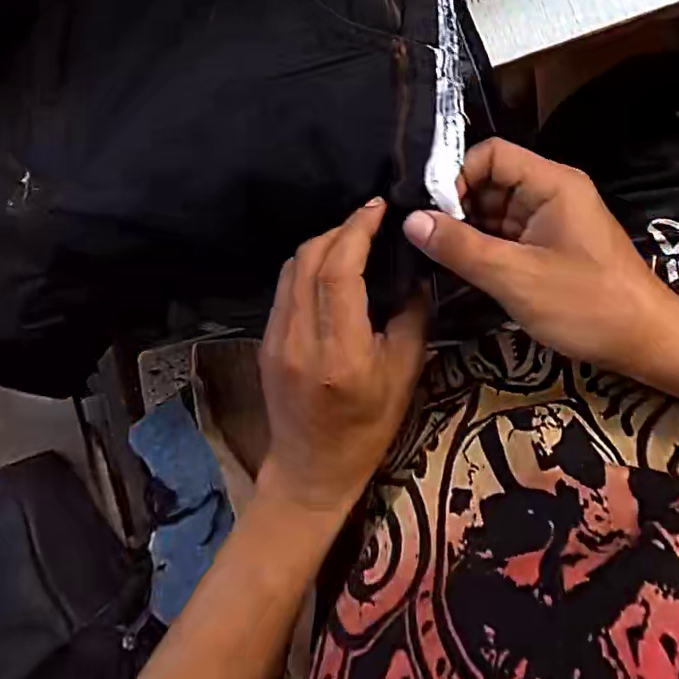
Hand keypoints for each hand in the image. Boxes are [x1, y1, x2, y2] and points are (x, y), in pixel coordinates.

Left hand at [257, 198, 427, 518]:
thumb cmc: (367, 428)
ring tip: (353, 237)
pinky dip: (308, 263)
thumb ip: (412, 317)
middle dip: (341, 228)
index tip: (378, 208)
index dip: (357, 230)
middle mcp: (299, 339)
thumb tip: (414, 270)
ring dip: (322, 242)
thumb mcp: (404, 376)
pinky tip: (330, 264)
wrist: (310, 470)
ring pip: (292, 267)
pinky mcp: (265, 339)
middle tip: (370, 218)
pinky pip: (285, 285)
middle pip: (310, 258)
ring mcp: (275, 338)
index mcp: (339, 352)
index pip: (339, 271)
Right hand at [402, 138, 678, 372]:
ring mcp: (552, 218)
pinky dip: (484, 245)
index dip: (458, 174)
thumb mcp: (515, 277)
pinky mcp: (551, 244)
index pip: (492, 154)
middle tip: (426, 234)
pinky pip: (508, 232)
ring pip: (496, 208)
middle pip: (491, 179)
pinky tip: (461, 263)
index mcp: (552, 183)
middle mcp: (552, 191)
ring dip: (468, 228)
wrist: (649, 343)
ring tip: (437, 252)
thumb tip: (410, 220)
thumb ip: (460, 247)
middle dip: (458, 204)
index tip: (432, 210)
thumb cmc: (587, 305)